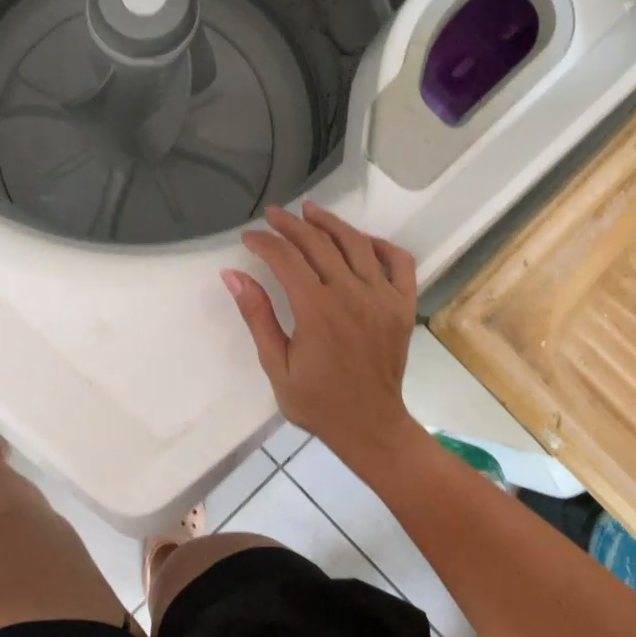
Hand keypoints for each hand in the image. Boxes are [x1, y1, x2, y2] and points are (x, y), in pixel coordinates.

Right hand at [225, 202, 419, 464]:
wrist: (369, 425)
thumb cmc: (316, 401)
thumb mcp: (276, 364)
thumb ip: (257, 316)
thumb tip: (233, 275)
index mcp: (316, 309)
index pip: (286, 258)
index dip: (264, 242)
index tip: (249, 237)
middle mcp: (351, 294)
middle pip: (318, 243)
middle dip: (291, 224)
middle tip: (273, 215)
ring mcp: (382, 296)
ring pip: (356, 243)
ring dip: (330, 223)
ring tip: (310, 211)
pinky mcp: (402, 304)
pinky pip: (398, 261)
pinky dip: (380, 244)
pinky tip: (361, 241)